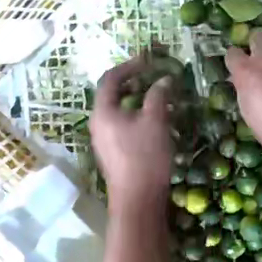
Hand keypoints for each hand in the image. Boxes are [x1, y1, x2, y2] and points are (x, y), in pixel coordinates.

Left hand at [90, 55, 175, 214]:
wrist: (138, 200)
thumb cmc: (145, 156)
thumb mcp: (155, 120)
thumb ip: (158, 95)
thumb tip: (164, 80)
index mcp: (102, 111)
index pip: (110, 78)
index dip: (129, 66)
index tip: (148, 60)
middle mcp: (98, 123)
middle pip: (113, 94)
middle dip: (135, 83)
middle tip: (155, 77)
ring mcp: (104, 140)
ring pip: (119, 111)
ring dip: (138, 100)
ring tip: (159, 98)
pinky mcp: (113, 153)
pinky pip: (123, 126)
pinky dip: (137, 116)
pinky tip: (156, 122)